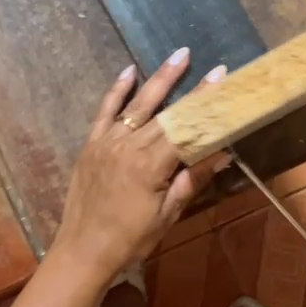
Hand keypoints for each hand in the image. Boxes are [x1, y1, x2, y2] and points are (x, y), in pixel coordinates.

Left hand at [51, 49, 228, 279]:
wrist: (83, 250)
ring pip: (137, 105)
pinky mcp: (91, 145)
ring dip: (159, 79)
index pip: (185, 127)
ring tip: (179, 56)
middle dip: (190, 88)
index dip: (205, 104)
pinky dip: (117, 90)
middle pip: (165, 112)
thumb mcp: (167, 214)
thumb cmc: (130, 240)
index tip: (222, 81)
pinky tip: (129, 71)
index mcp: (150, 166)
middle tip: (212, 67)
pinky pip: (105, 112)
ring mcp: (107, 143)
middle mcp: (128, 146)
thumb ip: (191, 180)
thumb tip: (222, 153)